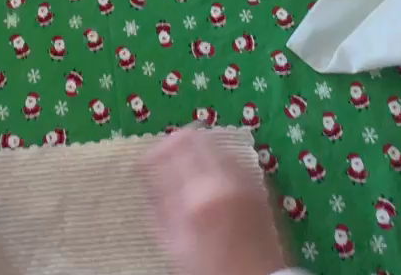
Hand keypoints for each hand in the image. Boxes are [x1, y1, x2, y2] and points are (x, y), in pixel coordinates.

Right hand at [145, 127, 290, 274]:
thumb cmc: (212, 268)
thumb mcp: (176, 246)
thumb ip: (158, 210)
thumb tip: (146, 180)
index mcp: (197, 195)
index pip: (167, 153)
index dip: (151, 153)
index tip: (143, 162)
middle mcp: (221, 179)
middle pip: (193, 137)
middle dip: (173, 141)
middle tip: (164, 153)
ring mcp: (242, 179)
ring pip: (213, 142)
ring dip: (196, 146)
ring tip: (186, 161)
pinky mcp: (257, 184)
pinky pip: (231, 156)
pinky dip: (216, 156)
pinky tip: (210, 172)